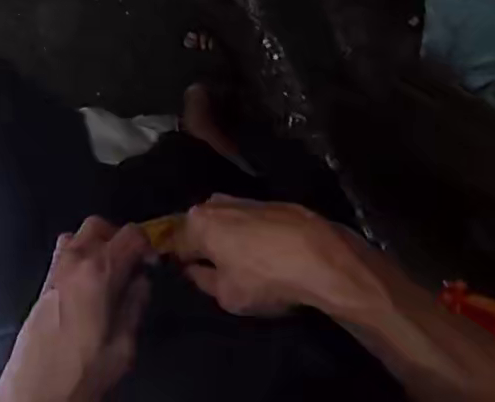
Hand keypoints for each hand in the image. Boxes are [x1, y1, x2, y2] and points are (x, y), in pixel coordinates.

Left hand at [0, 217, 154, 401]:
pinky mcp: (45, 275)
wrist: (36, 386)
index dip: (147, 244)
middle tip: (133, 263)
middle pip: (100, 225)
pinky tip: (90, 280)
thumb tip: (143, 282)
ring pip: (80, 232)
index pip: (129, 234)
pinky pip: (66, 248)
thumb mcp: (122, 346)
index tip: (153, 263)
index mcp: (99, 270)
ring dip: (98, 242)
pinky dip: (82, 251)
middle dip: (120, 237)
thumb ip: (134, 307)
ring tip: (112, 271)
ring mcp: (57, 264)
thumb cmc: (84, 369)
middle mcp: (76, 257)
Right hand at [175, 195, 382, 318]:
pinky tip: (267, 253)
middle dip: (204, 246)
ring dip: (228, 238)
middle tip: (216, 270)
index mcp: (196, 223)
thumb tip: (193, 269)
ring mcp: (240, 198)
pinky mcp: (267, 201)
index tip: (187, 275)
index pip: (175, 243)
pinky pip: (248, 220)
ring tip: (244, 262)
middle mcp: (212, 202)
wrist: (319, 255)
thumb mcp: (227, 296)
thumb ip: (202, 281)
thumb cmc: (264, 277)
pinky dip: (251, 234)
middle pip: (200, 228)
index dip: (179, 261)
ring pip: (224, 221)